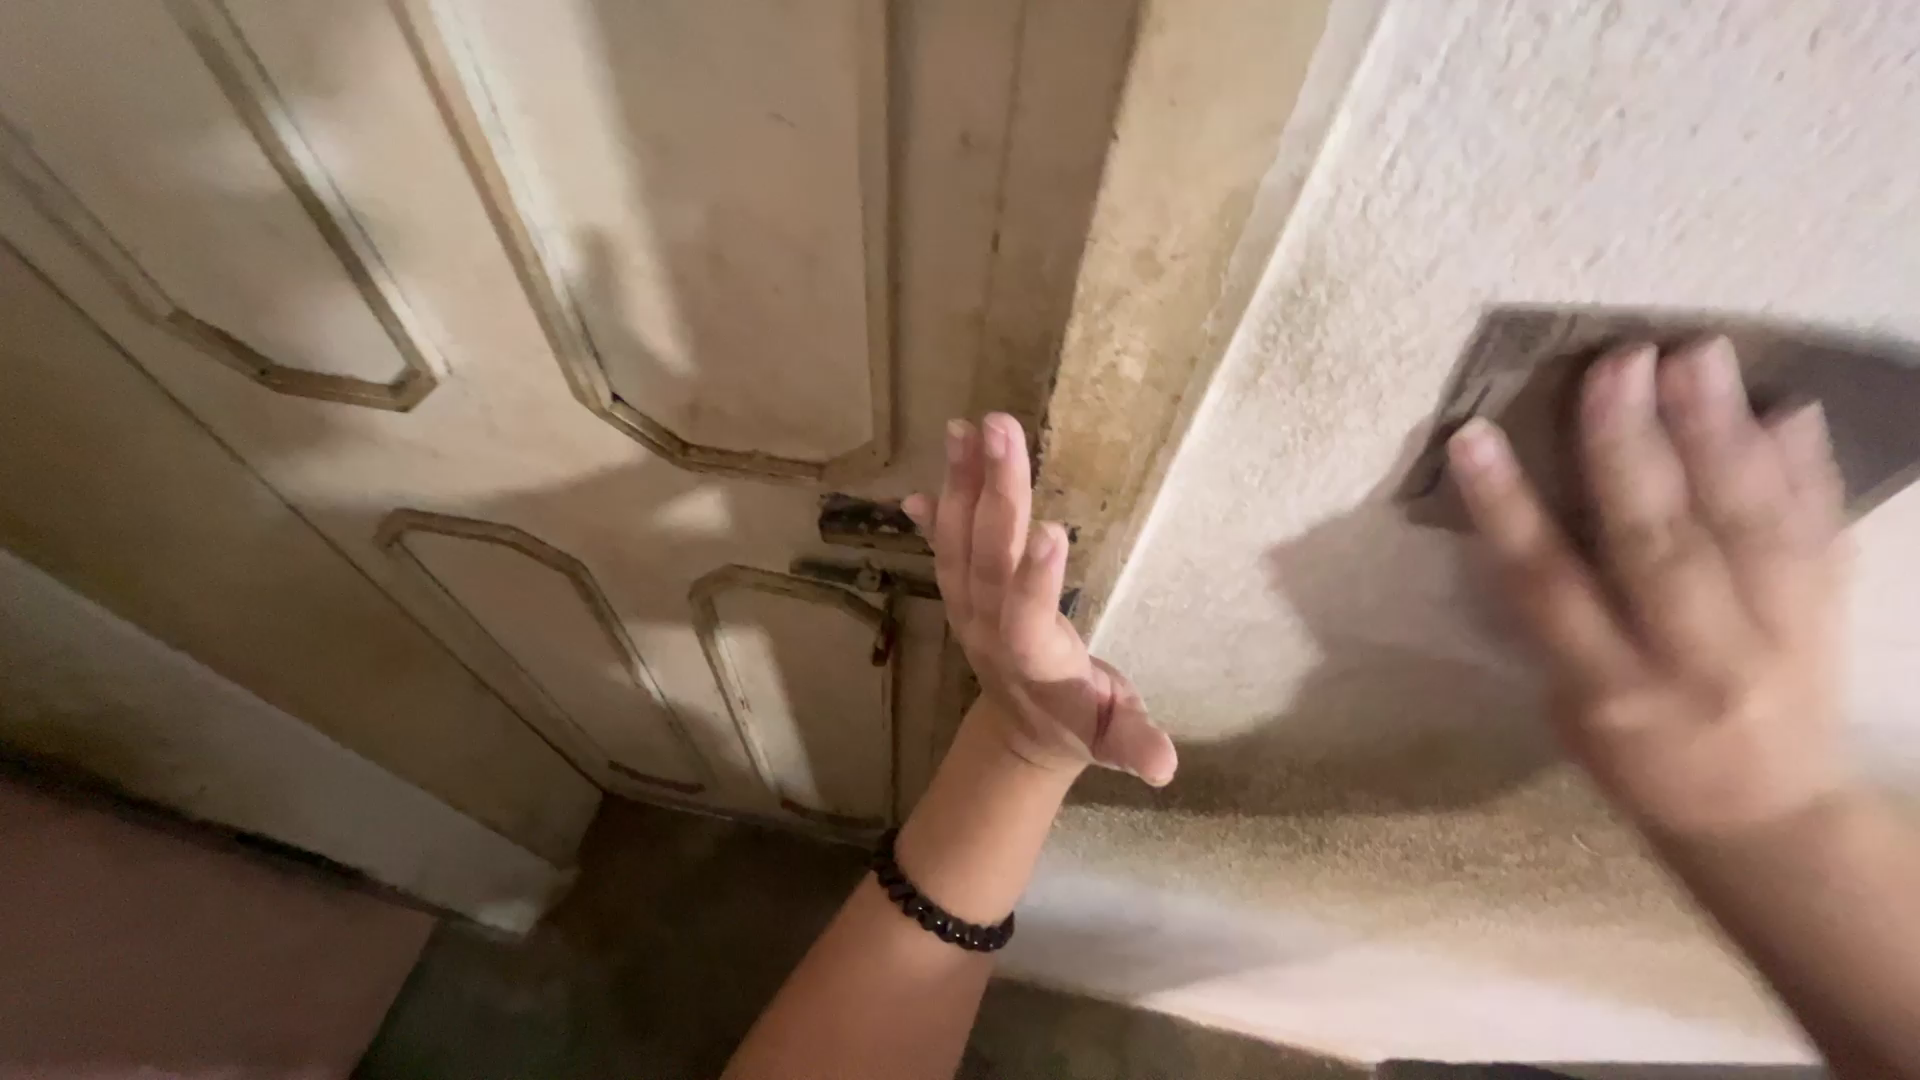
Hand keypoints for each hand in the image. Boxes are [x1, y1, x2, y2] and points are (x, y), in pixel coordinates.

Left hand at [901, 413, 1176, 785]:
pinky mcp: (960, 599)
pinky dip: (933, 519)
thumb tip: (1165, 767)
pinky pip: (942, 553)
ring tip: (963, 429)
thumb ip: (1133, 741)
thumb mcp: (1113, 737)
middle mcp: (990, 630)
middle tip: (1001, 430)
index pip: (1028, 618)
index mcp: (1034, 660)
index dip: (1035, 581)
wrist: (1022, 732)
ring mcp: (967, 612)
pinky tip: (924, 484)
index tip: (1051, 530)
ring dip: (959, 487)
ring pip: (958, 546)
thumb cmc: (1080, 724)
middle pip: (988, 560)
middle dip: (996, 496)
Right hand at [1448, 338, 1850, 837]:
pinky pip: (1822, 537)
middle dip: (1631, 448)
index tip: (1473, 438)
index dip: (1506, 509)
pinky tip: (1786, 409)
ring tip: (1696, 358)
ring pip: (1751, 528)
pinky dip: (1805, 469)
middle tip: (1616, 364)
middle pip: (1659, 544)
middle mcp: (1696, 662)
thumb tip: (1525, 523)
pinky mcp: (1834, 622)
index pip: (1546, 586)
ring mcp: (1780, 641)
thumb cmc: (1629, 761)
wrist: (1764, 819)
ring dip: (1720, 436)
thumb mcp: (1565, 708)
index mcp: (1608, 689)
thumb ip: (1552, 621)